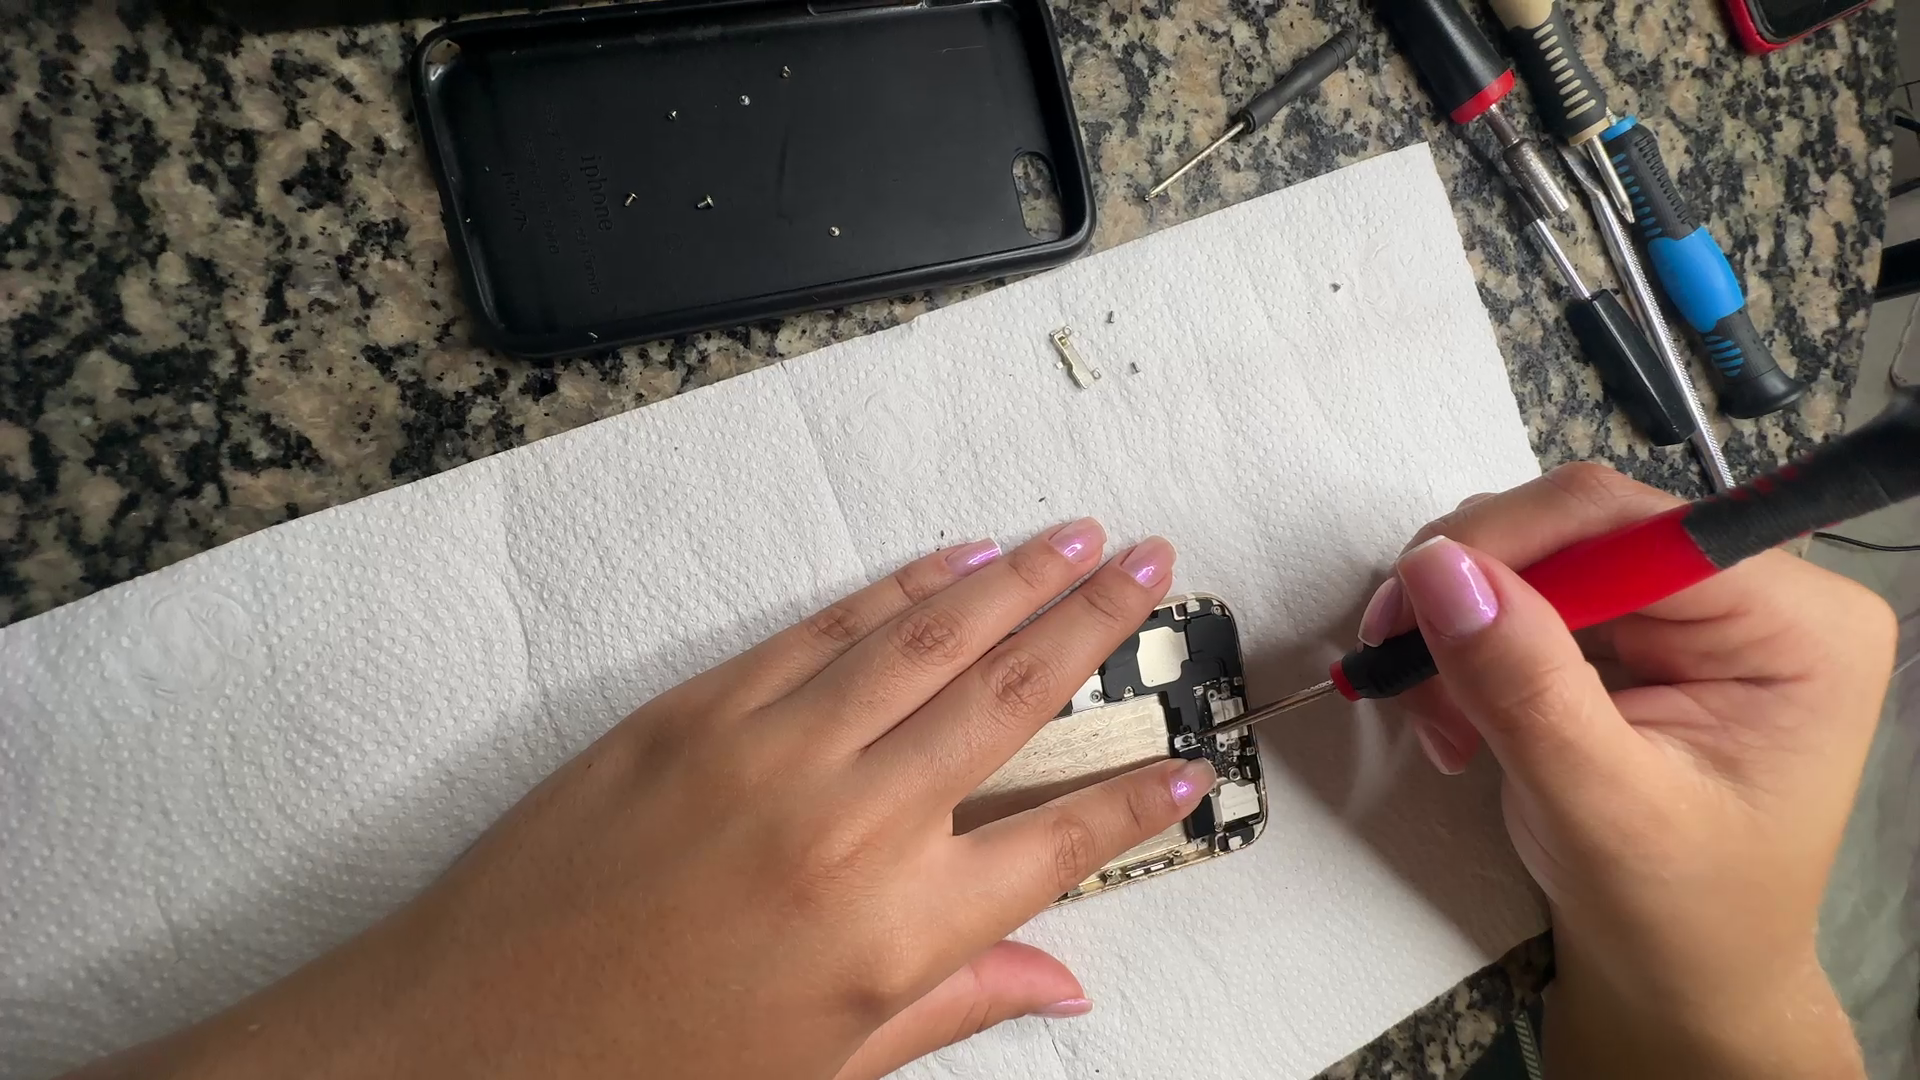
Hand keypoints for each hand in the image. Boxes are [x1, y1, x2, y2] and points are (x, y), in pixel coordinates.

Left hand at [71, 520, 1213, 1079]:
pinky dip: (907, 586)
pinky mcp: (706, 705)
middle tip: (1156, 564)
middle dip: (1096, 623)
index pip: (1054, 848)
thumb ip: (956, 1002)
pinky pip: (831, 626)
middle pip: (1008, 697)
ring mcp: (774, 744)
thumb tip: (1071, 982)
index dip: (1132, 804)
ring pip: (930, 637)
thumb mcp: (821, 1071)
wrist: (450, 1045)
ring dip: (1018, 581)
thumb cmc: (648, 1074)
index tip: (1190, 761)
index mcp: (888, 931)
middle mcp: (850, 819)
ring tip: (1081, 538)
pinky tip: (960, 557)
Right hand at [1358, 464, 1891, 1078]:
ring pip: (1506, 558)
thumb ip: (1521, 681)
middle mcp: (1730, 587)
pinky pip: (1495, 596)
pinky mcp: (1608, 625)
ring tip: (1444, 722)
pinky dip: (1450, 651)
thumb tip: (1432, 565)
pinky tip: (1457, 717)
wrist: (1669, 950)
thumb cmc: (1667, 898)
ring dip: (1445, 633)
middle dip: (1457, 600)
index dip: (1493, 546)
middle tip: (1403, 676)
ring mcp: (1665, 603)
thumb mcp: (1595, 800)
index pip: (1610, 516)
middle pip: (1549, 527)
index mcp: (1784, 618)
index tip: (1405, 619)